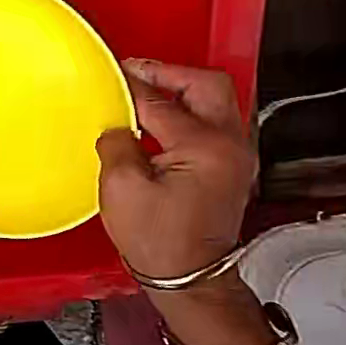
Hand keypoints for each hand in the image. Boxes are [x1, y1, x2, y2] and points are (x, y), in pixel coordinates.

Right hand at [94, 60, 256, 279]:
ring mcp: (235, 157)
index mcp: (204, 147)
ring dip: (179, 90)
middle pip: (208, 87)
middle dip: (169, 74)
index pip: (162, 103)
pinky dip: (184, 111)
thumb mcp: (121, 186)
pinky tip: (156, 118)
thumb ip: (117, 144)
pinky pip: (211, 123)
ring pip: (215, 102)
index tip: (110, 74)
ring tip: (142, 89)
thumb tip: (116, 126)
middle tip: (134, 71)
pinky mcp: (228, 168)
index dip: (132, 86)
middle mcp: (230, 145)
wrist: (187, 273)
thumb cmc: (155, 236)